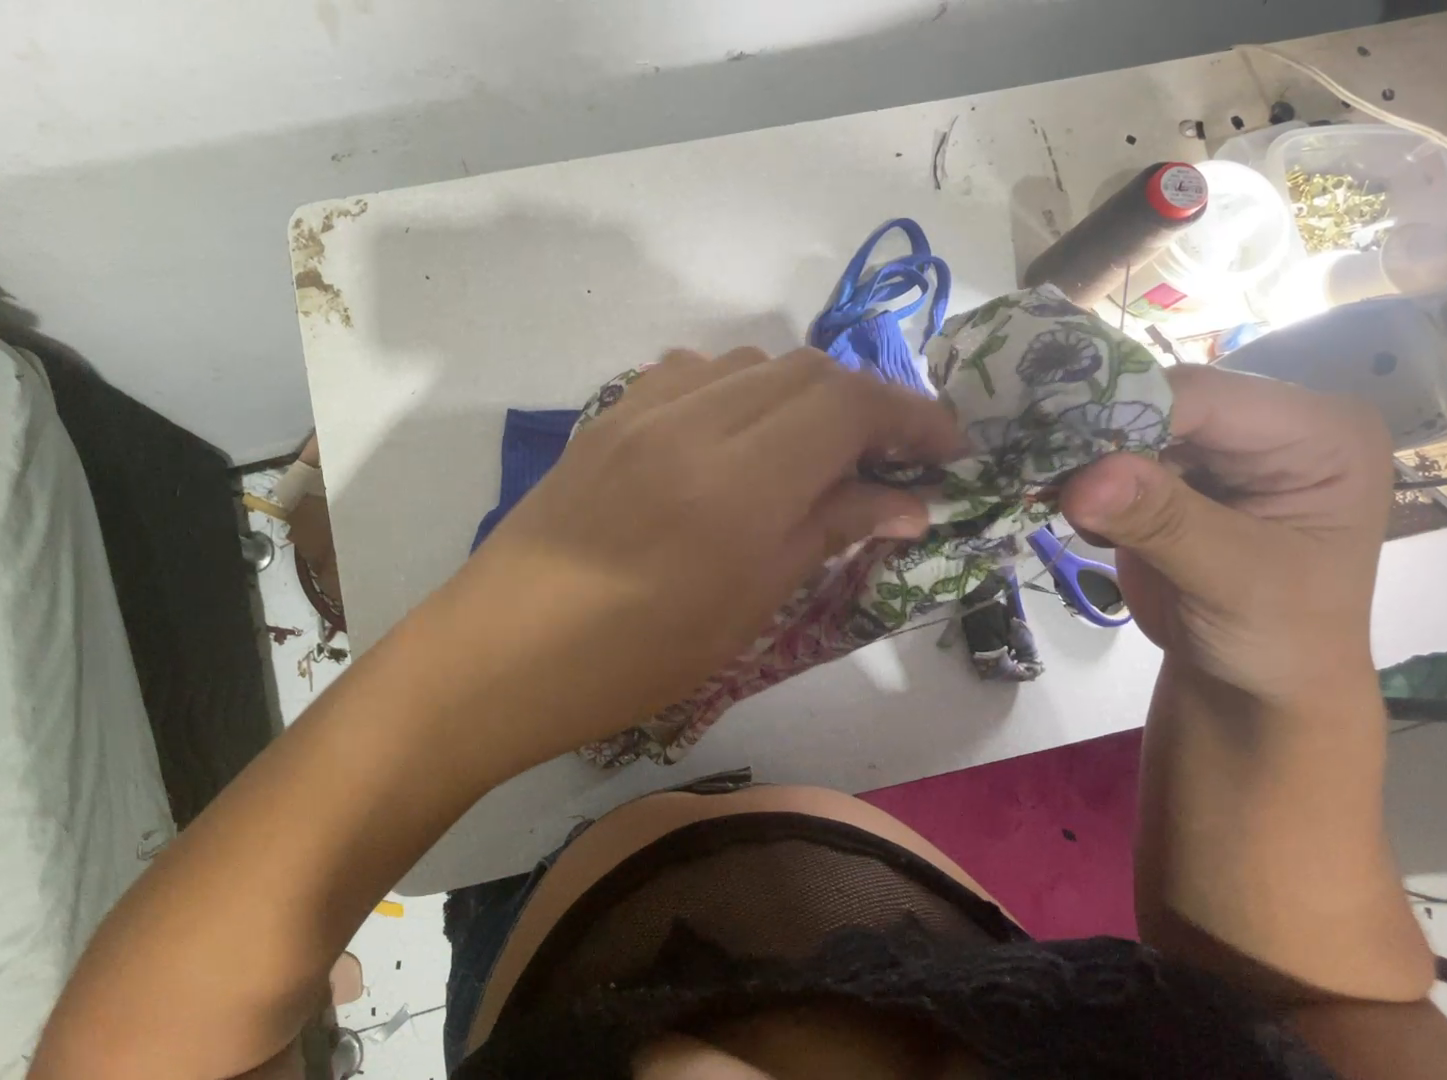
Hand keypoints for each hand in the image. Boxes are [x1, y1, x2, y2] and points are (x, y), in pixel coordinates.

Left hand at [420, 347, 965, 762]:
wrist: (498, 655)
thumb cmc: (629, 660)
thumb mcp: (746, 609)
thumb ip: (827, 532)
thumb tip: (904, 499)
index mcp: (736, 479)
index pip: (849, 402)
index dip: (912, 416)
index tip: (948, 450)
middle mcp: (690, 420)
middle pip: (806, 371)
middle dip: (863, 405)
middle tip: (888, 461)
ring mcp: (638, 412)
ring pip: (749, 365)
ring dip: (799, 395)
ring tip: (814, 453)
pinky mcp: (605, 420)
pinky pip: (691, 377)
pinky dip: (737, 393)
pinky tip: (736, 441)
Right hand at [1060, 365, 1391, 707]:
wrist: (1252, 684)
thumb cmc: (1279, 636)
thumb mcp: (1234, 580)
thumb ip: (1163, 522)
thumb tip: (1084, 479)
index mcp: (1318, 433)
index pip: (1206, 396)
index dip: (1128, 413)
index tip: (1055, 446)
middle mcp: (1264, 427)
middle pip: (1157, 403)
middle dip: (1094, 436)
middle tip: (1032, 466)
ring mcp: (1211, 452)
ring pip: (1122, 428)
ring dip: (1076, 461)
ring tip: (1046, 496)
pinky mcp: (1166, 479)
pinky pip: (1105, 460)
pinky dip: (1077, 485)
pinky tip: (1078, 521)